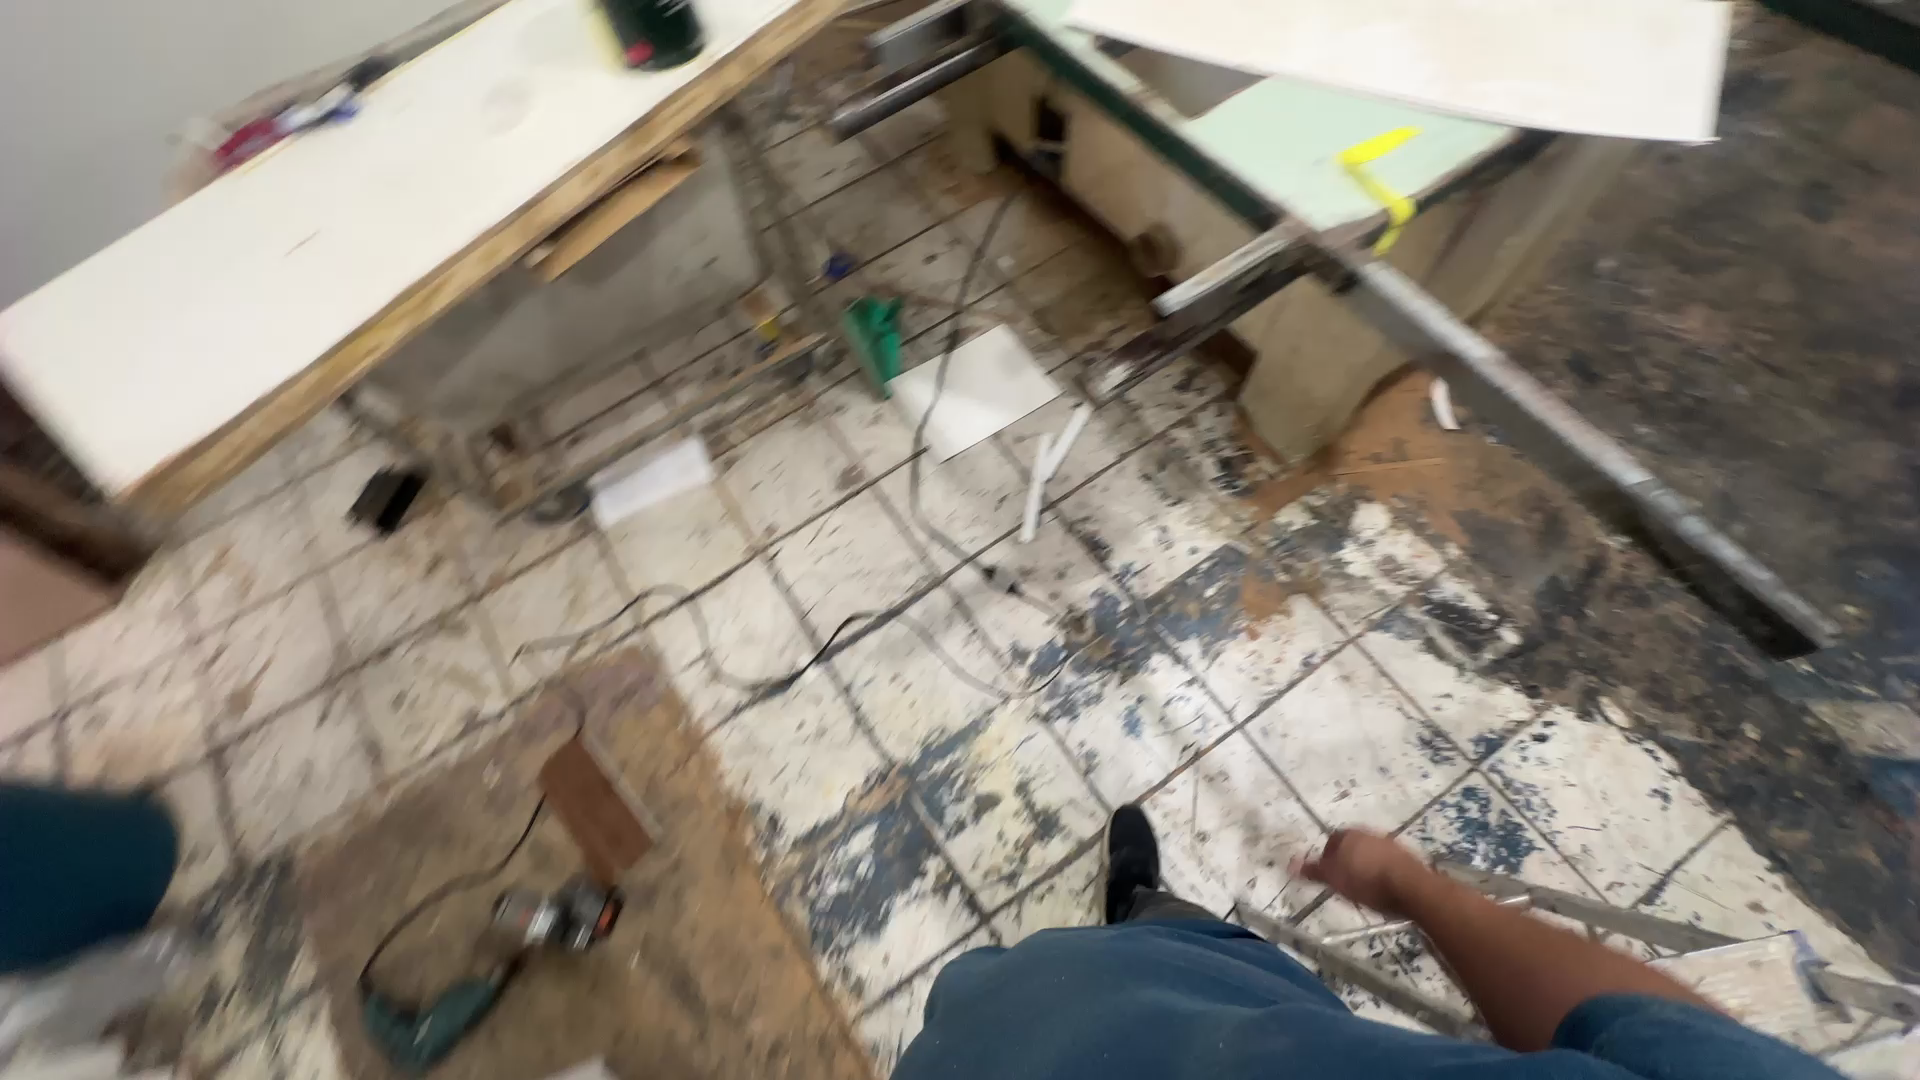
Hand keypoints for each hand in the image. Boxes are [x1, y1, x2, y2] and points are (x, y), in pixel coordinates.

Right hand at [1292, 828, 1433, 915]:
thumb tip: (1289, 864)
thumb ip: (1313, 871)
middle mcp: (1368, 833)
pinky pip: (1390, 862)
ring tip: (1368, 886)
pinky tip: (1386, 887)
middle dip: (1349, 859)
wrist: (1411, 887)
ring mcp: (1390, 843)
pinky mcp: (1408, 857)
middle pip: (1353, 845)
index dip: (1329, 857)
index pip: (1331, 840)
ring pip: (1372, 852)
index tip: (1331, 875)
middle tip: (1348, 880)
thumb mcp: (1334, 879)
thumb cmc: (1366, 881)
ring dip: (1368, 865)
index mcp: (1347, 835)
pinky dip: (1385, 871)